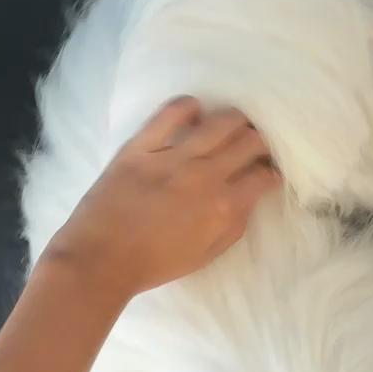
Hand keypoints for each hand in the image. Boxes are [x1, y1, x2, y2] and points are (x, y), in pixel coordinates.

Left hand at [43, 97, 281, 298]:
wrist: (100, 260)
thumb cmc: (155, 265)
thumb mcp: (206, 255)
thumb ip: (234, 226)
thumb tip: (249, 198)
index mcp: (223, 207)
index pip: (263, 175)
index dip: (272, 171)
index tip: (269, 171)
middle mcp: (204, 176)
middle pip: (249, 141)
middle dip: (261, 141)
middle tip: (256, 146)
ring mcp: (172, 157)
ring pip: (220, 121)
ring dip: (236, 120)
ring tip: (234, 125)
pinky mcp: (141, 145)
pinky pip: (171, 112)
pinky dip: (189, 106)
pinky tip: (195, 111)